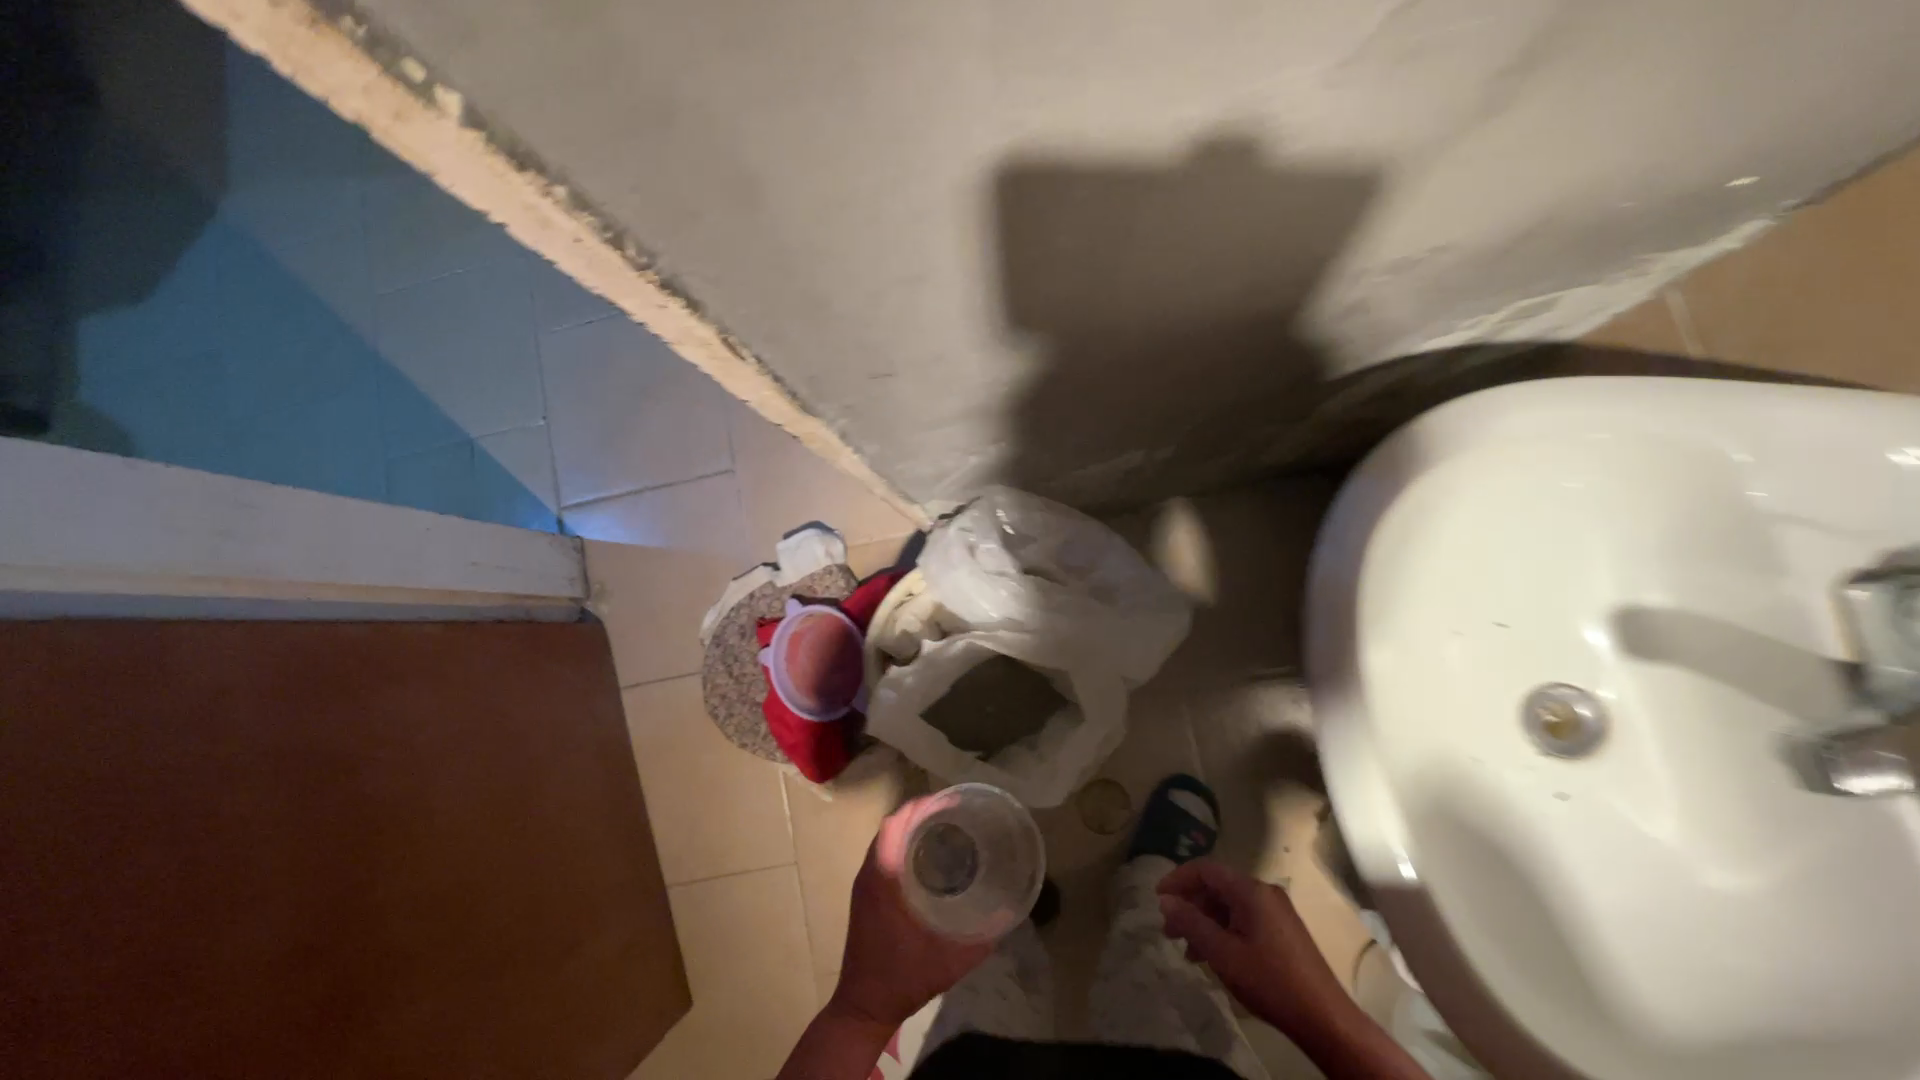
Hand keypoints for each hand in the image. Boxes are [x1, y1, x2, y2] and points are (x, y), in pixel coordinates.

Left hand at [830, 793, 995, 1028]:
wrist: (863, 1006)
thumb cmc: (903, 978)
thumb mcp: (951, 959)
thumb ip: (983, 935)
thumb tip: (1010, 909)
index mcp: (884, 878)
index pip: (897, 823)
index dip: (922, 806)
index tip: (951, 800)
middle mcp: (870, 873)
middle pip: (892, 825)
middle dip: (921, 812)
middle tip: (956, 811)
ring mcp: (864, 884)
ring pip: (886, 839)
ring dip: (911, 827)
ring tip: (946, 826)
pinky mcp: (866, 895)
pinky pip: (883, 854)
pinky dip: (903, 844)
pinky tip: (929, 856)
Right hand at [1156, 859, 1345, 1032]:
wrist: (1323, 1017)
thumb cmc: (1269, 981)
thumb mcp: (1222, 953)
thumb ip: (1191, 922)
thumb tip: (1166, 900)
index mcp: (1251, 891)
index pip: (1206, 869)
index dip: (1177, 879)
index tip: (1157, 899)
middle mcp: (1264, 892)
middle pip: (1217, 886)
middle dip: (1189, 905)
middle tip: (1169, 931)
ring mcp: (1276, 911)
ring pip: (1229, 905)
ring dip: (1204, 921)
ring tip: (1187, 950)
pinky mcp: (1282, 930)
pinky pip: (1243, 918)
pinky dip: (1223, 930)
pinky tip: (1213, 956)